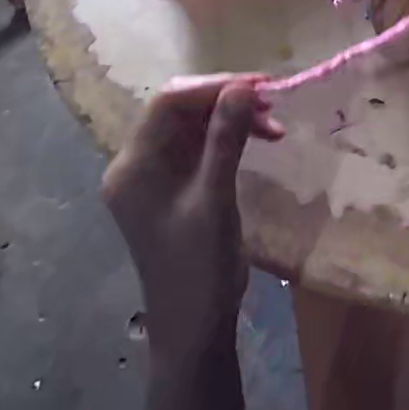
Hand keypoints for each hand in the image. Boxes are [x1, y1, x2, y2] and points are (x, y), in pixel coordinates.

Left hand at [101, 76, 285, 356]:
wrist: (194, 325)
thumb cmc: (199, 266)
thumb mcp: (215, 198)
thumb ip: (226, 139)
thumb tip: (243, 86)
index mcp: (133, 166)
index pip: (168, 104)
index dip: (214, 86)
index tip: (261, 85)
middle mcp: (138, 164)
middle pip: (179, 111)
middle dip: (226, 100)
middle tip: (273, 101)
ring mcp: (156, 176)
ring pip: (195, 126)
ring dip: (234, 118)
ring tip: (274, 124)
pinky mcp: (176, 186)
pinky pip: (202, 146)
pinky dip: (232, 137)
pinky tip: (262, 138)